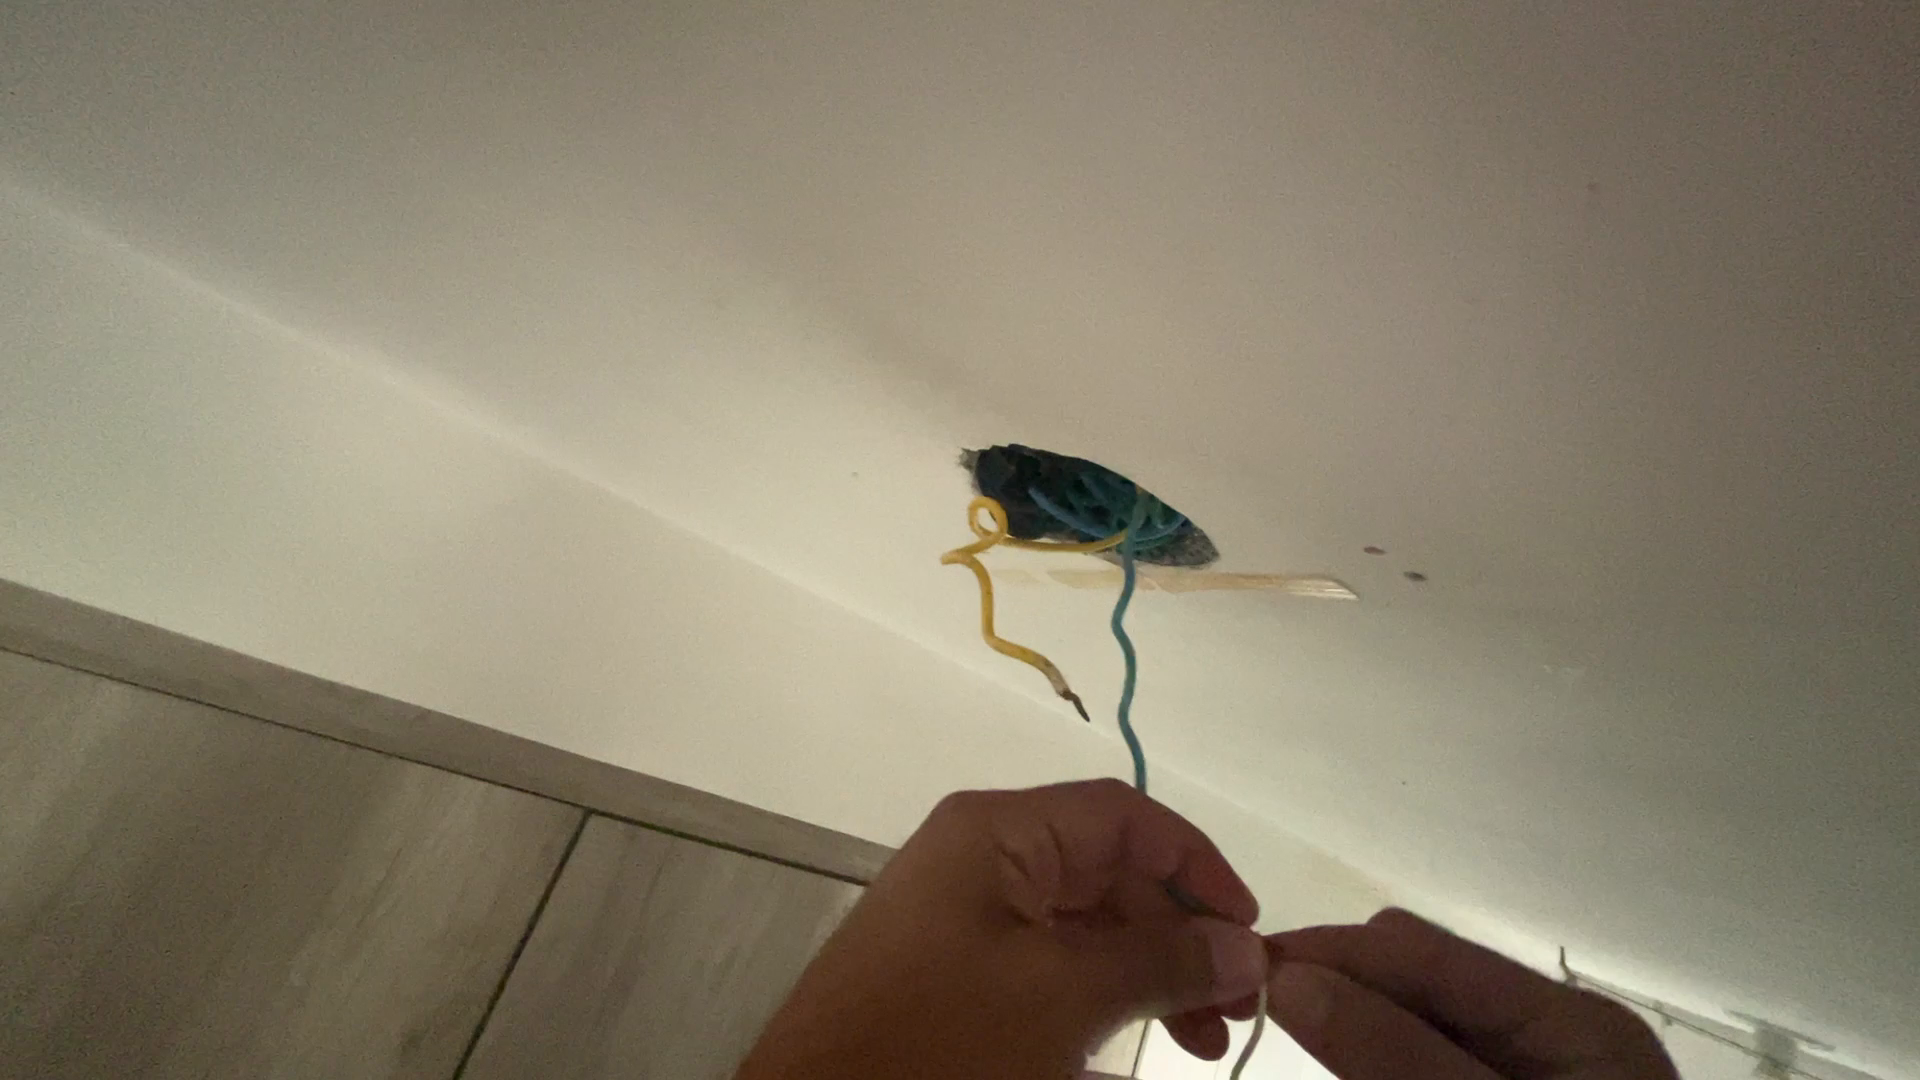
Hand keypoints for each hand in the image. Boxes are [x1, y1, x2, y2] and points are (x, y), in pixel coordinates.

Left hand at [735, 779, 1269, 1078]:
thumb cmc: (939, 1040)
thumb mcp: (1060, 996)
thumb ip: (1157, 960)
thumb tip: (1243, 944)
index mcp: (998, 830)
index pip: (1118, 814)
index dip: (1192, 860)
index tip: (1247, 927)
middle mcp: (984, 853)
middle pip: (1103, 867)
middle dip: (1174, 928)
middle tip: (1235, 1003)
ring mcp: (969, 907)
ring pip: (1081, 918)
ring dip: (1144, 966)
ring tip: (1203, 1037)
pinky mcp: (960, 961)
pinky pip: (1048, 958)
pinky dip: (1099, 991)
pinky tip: (1134, 1039)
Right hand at [1264, 909, 1679, 1079]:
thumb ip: (1394, 1056)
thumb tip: (1287, 977)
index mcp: (1566, 1023)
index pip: (1413, 947)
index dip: (1327, 950)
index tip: (1247, 970)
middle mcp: (1545, 1033)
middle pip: (1405, 974)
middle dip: (1332, 985)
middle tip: (1262, 1010)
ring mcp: (1519, 1073)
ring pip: (1402, 1016)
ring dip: (1345, 1024)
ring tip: (1296, 1029)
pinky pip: (1409, 1063)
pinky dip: (1371, 1064)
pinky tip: (1352, 1067)